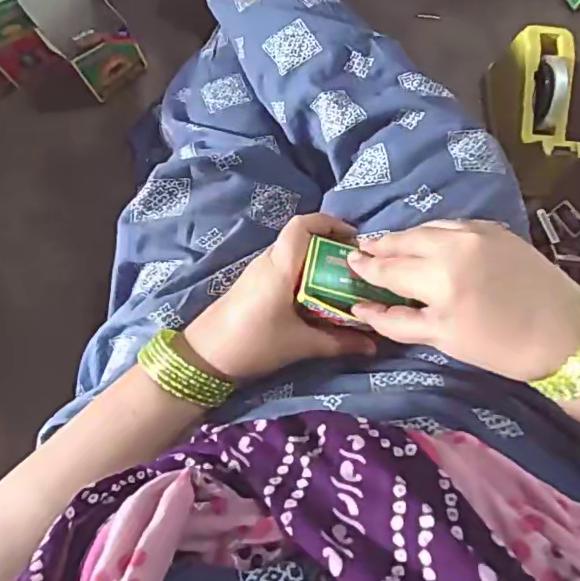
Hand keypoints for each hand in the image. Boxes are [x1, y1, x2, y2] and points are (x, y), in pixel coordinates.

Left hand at [181, 213, 376, 382]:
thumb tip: (374, 345)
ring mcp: (257, 272)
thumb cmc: (254, 343)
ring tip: (340, 283)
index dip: (329, 223)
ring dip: (316, 261)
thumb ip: (339, 342)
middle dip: (330, 245)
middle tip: (354, 267)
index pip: (302, 225)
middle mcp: (268, 261)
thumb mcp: (301, 344)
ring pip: (292, 254)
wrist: (205, 357)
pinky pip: (283, 268)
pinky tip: (316, 297)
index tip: (353, 239)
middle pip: (301, 238)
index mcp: (280, 266)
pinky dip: (303, 274)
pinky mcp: (252, 285)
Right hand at [347, 220, 579, 381]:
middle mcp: (454, 244)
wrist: (567, 333)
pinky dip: (430, 233)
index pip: (389, 268)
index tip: (347, 263)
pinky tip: (425, 242)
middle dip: (380, 246)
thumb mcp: (445, 339)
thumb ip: (398, 321)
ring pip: (425, 228)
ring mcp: (476, 232)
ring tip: (388, 246)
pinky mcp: (494, 229)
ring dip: (403, 237)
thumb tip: (360, 309)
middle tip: (361, 251)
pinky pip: (449, 225)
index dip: (365, 267)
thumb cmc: (502, 346)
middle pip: (403, 241)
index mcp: (440, 277)